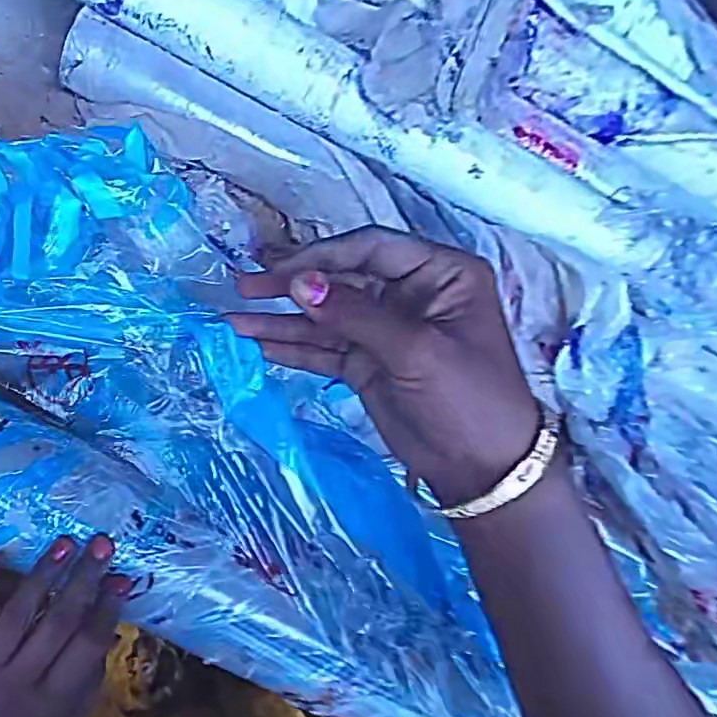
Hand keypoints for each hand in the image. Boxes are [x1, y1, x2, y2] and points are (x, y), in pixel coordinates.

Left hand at [0, 535, 128, 716]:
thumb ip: (89, 676)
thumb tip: (111, 627)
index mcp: (55, 698)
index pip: (87, 645)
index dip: (107, 609)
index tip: (123, 577)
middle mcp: (21, 678)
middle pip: (57, 622)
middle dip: (83, 580)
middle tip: (102, 544)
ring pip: (17, 613)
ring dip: (42, 576)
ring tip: (65, 544)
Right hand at [226, 227, 540, 505]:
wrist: (481, 467)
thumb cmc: (468, 399)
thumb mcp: (416, 351)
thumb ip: (355, 316)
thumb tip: (300, 284)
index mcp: (438, 274)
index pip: (370, 249)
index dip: (321, 258)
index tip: (278, 273)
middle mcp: (407, 295)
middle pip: (339, 280)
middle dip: (291, 286)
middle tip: (244, 287)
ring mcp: (382, 331)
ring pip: (324, 318)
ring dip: (281, 321)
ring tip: (235, 321)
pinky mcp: (364, 364)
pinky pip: (322, 349)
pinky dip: (292, 349)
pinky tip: (259, 345)